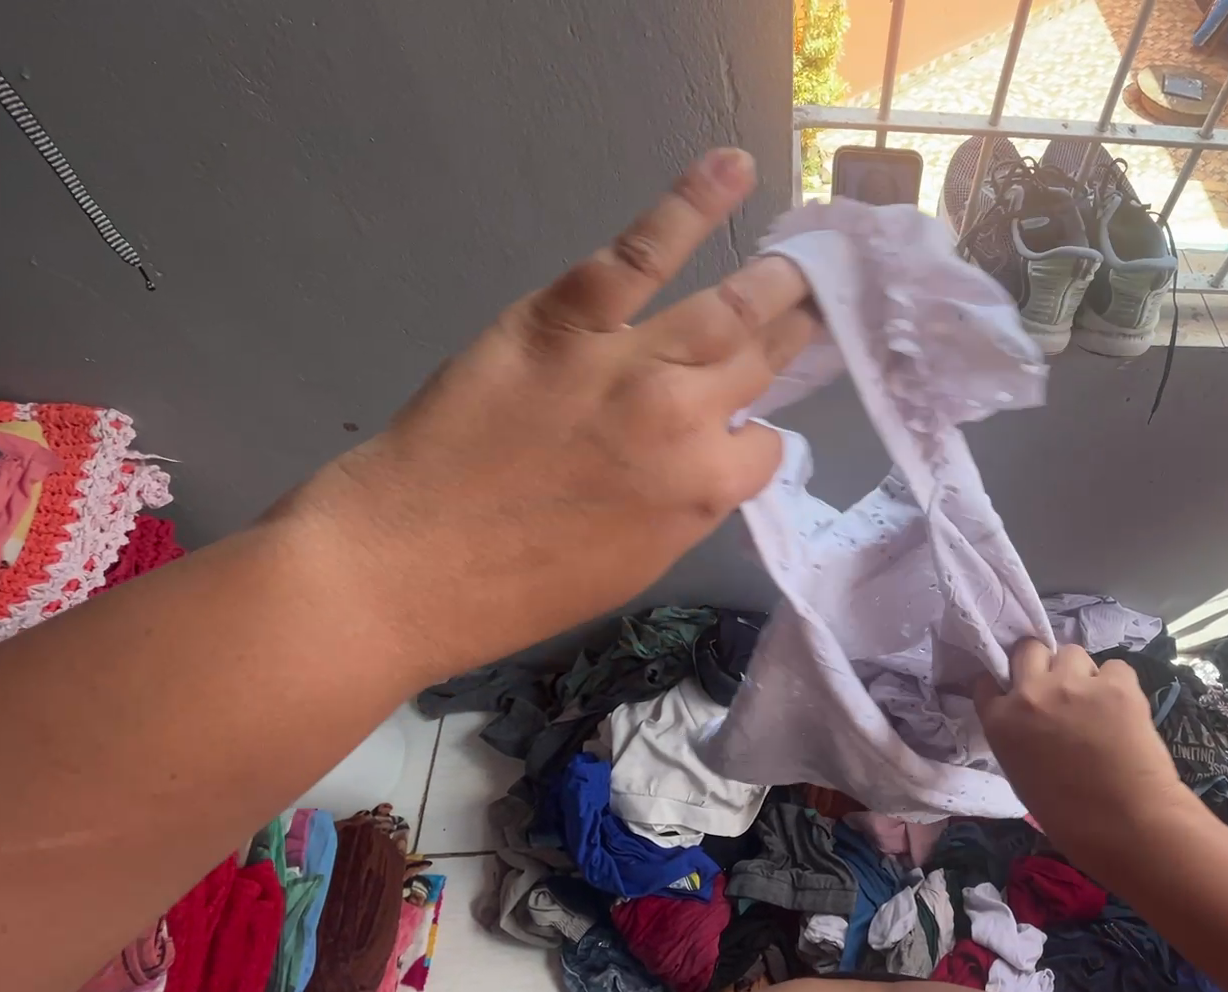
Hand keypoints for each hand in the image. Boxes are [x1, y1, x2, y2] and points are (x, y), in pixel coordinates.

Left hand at [273, 148, 816, 681]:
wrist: (408, 565)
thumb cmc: (523, 586)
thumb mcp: (639, 562)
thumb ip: (690, 503)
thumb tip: (710, 459)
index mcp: (708, 490)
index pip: (765, 447)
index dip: (752, 441)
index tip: (735, 433)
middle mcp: (690, 419)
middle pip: (764, 361)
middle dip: (797, 332)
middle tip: (819, 306)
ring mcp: (633, 362)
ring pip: (728, 306)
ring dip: (774, 281)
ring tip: (802, 259)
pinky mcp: (569, 317)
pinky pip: (643, 251)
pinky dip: (690, 204)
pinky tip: (730, 169)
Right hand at [976, 640, 1205, 861]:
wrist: (1129, 827)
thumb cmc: (1070, 818)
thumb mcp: (1020, 773)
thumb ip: (1017, 735)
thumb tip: (1033, 718)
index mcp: (1000, 721)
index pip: (988, 680)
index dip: (1006, 682)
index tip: (1019, 691)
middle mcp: (1030, 694)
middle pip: (1028, 649)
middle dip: (1043, 663)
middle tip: (1061, 688)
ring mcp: (1073, 685)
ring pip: (1072, 652)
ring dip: (1081, 672)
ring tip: (1096, 701)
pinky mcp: (1116, 684)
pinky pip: (1114, 667)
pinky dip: (1118, 684)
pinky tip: (1123, 710)